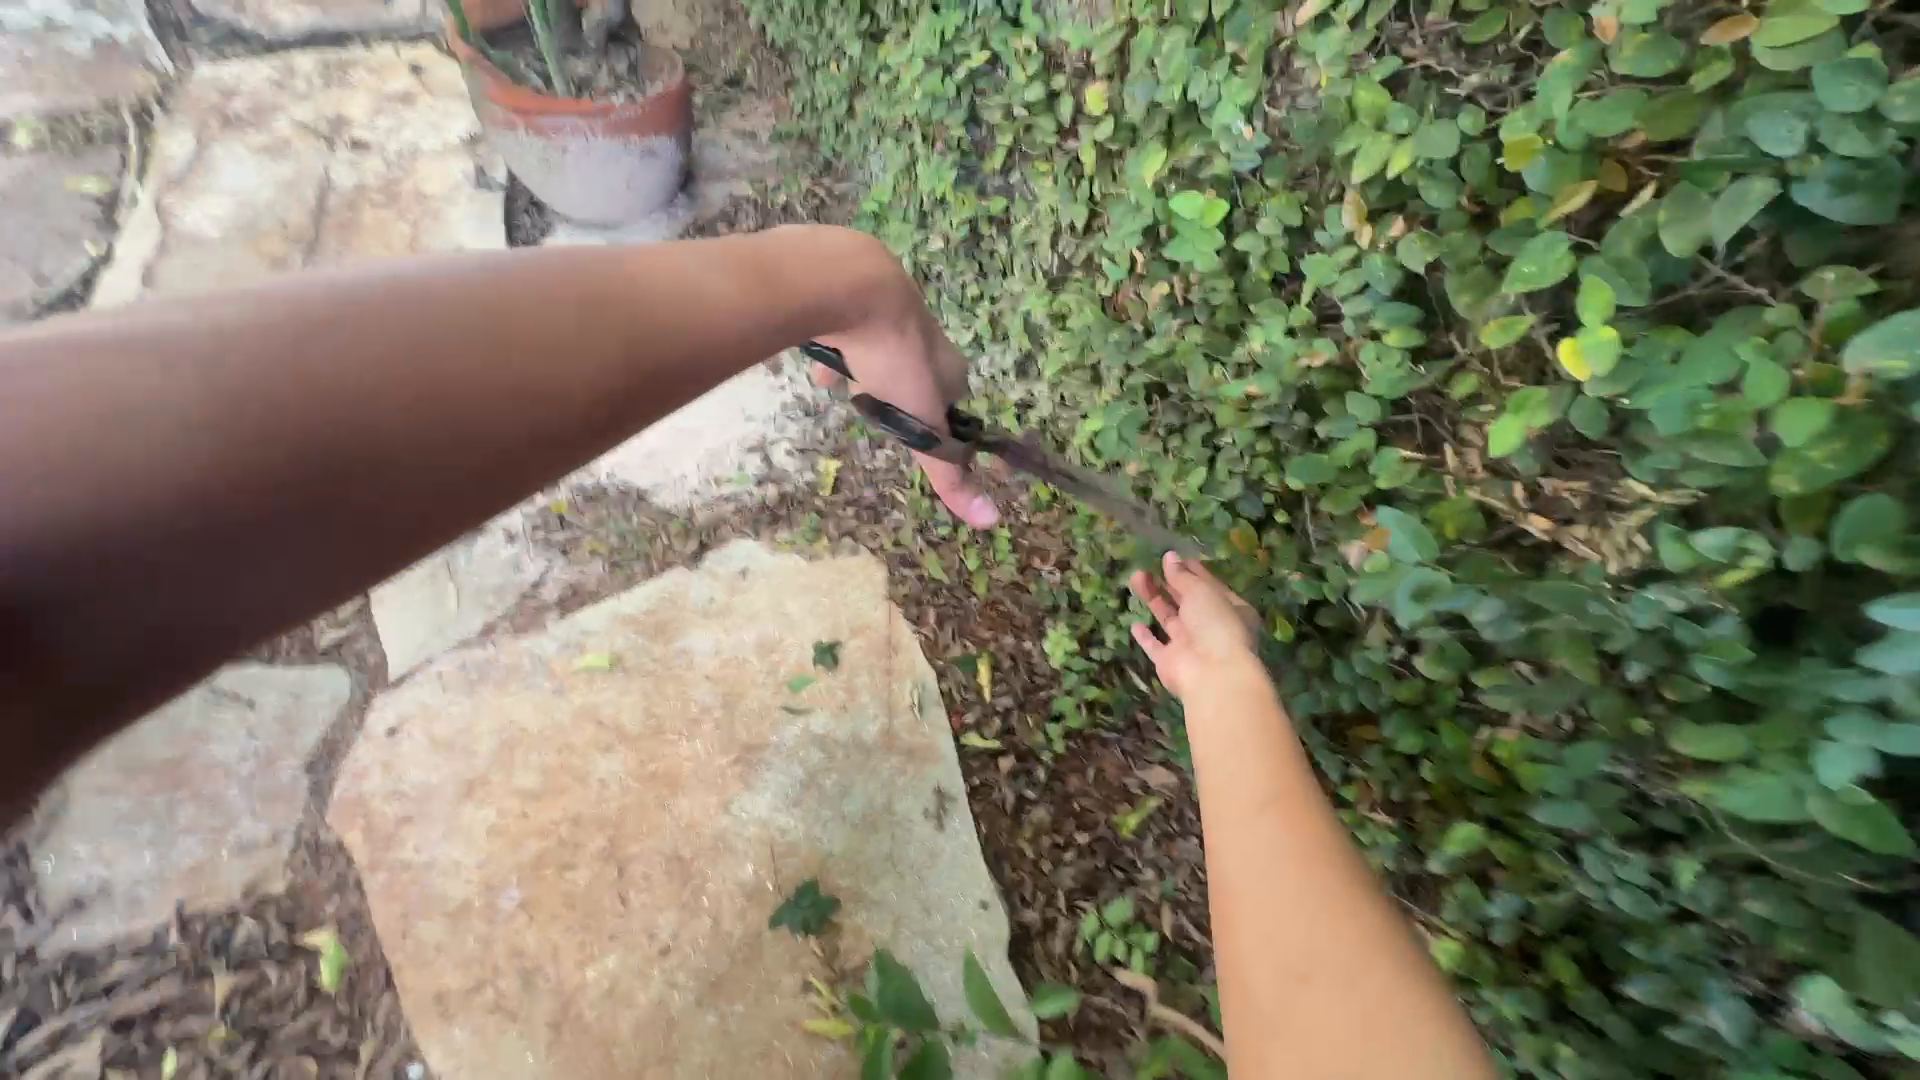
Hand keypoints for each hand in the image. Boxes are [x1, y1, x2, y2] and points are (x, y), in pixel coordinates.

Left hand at [804, 231, 998, 528]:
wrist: (853, 287)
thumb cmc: (894, 360)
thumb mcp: (922, 426)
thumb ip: (948, 473)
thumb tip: (991, 521)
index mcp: (949, 364)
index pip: (951, 398)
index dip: (934, 420)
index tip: (912, 433)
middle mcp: (926, 333)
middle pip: (914, 374)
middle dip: (895, 395)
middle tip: (875, 410)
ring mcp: (889, 309)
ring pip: (879, 351)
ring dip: (864, 373)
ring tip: (844, 390)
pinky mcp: (855, 294)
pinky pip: (846, 330)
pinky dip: (836, 352)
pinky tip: (820, 367)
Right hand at [1129, 552, 1262, 701]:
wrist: (1212, 674)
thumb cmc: (1216, 624)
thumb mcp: (1201, 592)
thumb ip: (1182, 576)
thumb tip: (1169, 557)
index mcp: (1230, 609)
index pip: (1209, 585)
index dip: (1191, 571)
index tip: (1171, 557)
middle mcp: (1211, 627)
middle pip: (1186, 601)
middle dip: (1168, 583)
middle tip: (1147, 566)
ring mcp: (1190, 645)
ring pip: (1168, 618)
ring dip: (1153, 599)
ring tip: (1136, 578)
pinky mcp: (1170, 662)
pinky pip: (1156, 646)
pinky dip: (1146, 636)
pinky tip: (1135, 624)